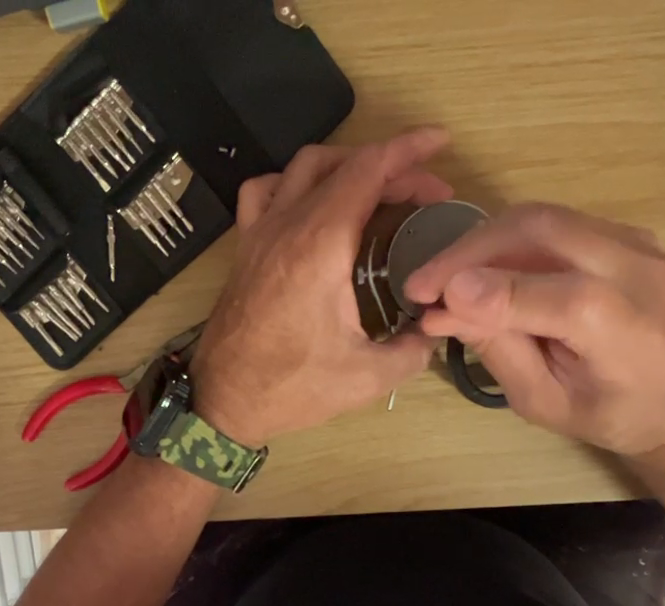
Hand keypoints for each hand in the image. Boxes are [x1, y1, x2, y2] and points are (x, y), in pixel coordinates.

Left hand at [189, 127, 455, 445]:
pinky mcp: (245, 248)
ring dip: (345, 164)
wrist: (223, 402)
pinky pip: (265, 191)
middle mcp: (286, 226)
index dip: (409, 149)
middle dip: (391, 165)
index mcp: (320, 246)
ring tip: (377, 188)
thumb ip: (412, 349)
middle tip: (424, 192)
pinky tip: (312, 204)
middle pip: (343, 164)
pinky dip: (295, 183)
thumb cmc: (290, 389)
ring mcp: (260, 233)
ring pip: (302, 167)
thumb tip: (433, 329)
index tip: (440, 143)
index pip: (368, 170)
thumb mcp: (366, 378)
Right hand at [405, 204, 664, 456]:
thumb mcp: (541, 402)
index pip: (572, 300)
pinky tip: (476, 270)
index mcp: (637, 339)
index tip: (438, 300)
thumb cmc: (601, 412)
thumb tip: (443, 310)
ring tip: (440, 278)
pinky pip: (553, 223)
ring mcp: (641, 244)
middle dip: (472, 252)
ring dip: (480, 244)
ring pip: (545, 219)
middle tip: (421, 284)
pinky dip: (503, 242)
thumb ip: (499, 351)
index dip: (504, 293)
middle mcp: (648, 277)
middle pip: (550, 233)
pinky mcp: (624, 231)